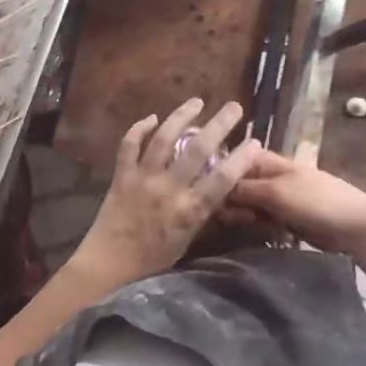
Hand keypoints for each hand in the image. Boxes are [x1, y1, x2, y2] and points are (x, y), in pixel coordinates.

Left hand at [68, 98, 260, 287]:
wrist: (110, 263)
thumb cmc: (153, 259)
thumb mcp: (188, 240)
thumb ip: (204, 214)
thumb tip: (225, 195)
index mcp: (189, 210)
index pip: (223, 178)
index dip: (241, 158)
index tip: (255, 141)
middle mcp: (168, 189)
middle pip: (197, 149)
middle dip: (219, 124)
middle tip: (234, 107)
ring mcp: (142, 178)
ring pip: (163, 138)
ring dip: (181, 116)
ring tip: (196, 101)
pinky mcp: (121, 174)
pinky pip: (129, 145)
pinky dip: (139, 128)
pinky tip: (152, 118)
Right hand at [220, 146, 365, 249]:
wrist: (357, 227)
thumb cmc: (316, 201)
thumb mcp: (274, 193)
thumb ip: (241, 188)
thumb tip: (210, 184)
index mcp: (265, 160)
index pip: (230, 158)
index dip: (215, 170)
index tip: (203, 188)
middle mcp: (266, 174)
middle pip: (233, 181)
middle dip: (225, 195)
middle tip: (226, 213)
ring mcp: (273, 195)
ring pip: (242, 199)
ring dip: (237, 210)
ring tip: (240, 221)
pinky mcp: (279, 215)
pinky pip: (254, 214)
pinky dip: (248, 219)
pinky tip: (246, 226)